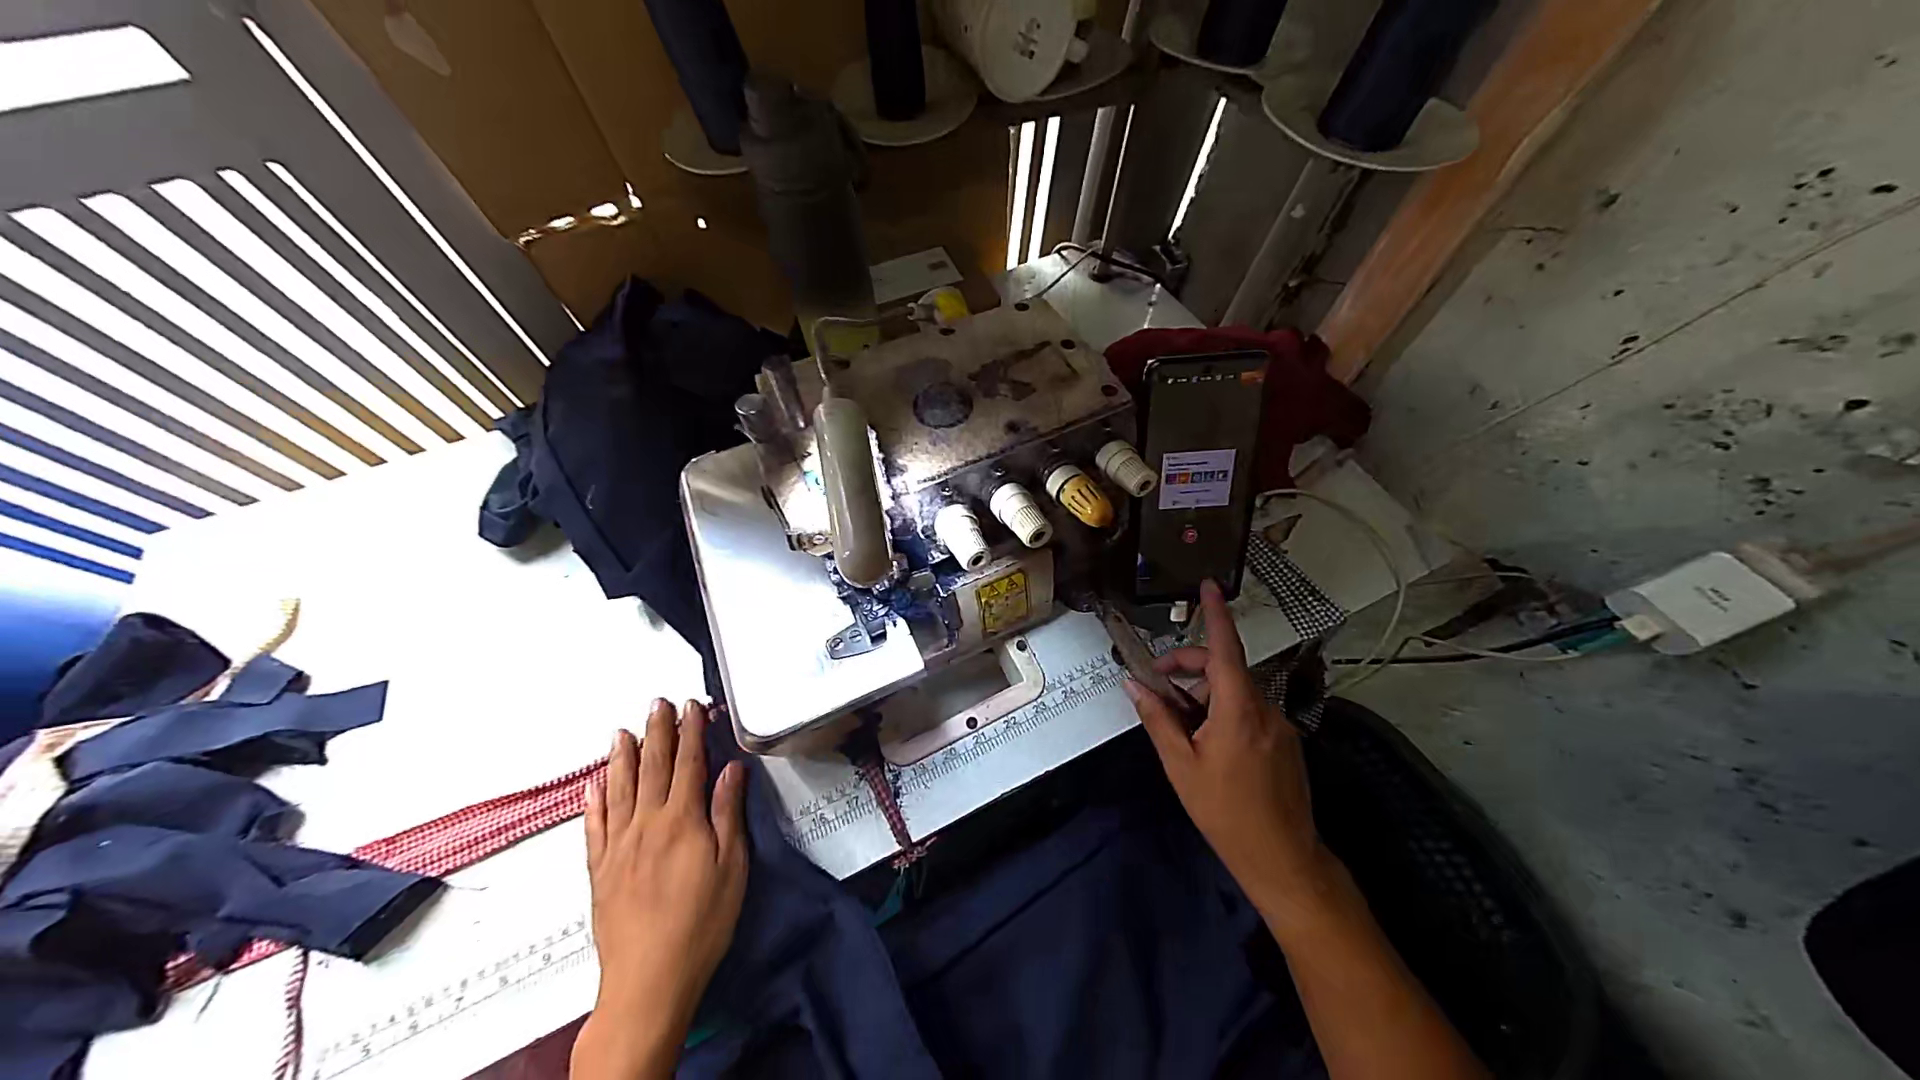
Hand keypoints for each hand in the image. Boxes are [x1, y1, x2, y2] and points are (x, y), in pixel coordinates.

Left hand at [572, 700, 747, 1079]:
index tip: (692, 706)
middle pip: (652, 767)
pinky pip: (594, 826)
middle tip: (658, 703)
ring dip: (622, 757)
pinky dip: (594, 801)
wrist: (649, 979)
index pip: (688, 763)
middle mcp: (646, 825)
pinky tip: (594, 785)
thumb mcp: (732, 867)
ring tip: (622, 731)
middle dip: (658, 731)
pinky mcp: (600, 870)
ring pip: (619, 789)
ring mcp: (618, 846)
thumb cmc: (702, 923)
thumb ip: (728, 814)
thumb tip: (730, 770)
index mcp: (682, 821)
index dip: (691, 731)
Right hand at [1123, 580, 1336, 932]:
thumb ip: (1158, 719)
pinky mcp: (1286, 741)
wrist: (1284, 859)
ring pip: (1235, 692)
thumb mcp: (1180, 766)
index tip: (1208, 586)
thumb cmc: (1225, 813)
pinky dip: (1223, 711)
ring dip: (1203, 694)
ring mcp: (1280, 725)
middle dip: (1188, 665)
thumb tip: (1135, 686)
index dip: (1215, 615)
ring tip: (1178, 724)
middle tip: (1156, 684)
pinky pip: (1249, 711)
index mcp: (1238, 711)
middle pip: (1224, 668)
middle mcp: (1265, 709)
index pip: (1225, 650)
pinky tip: (1207, 741)